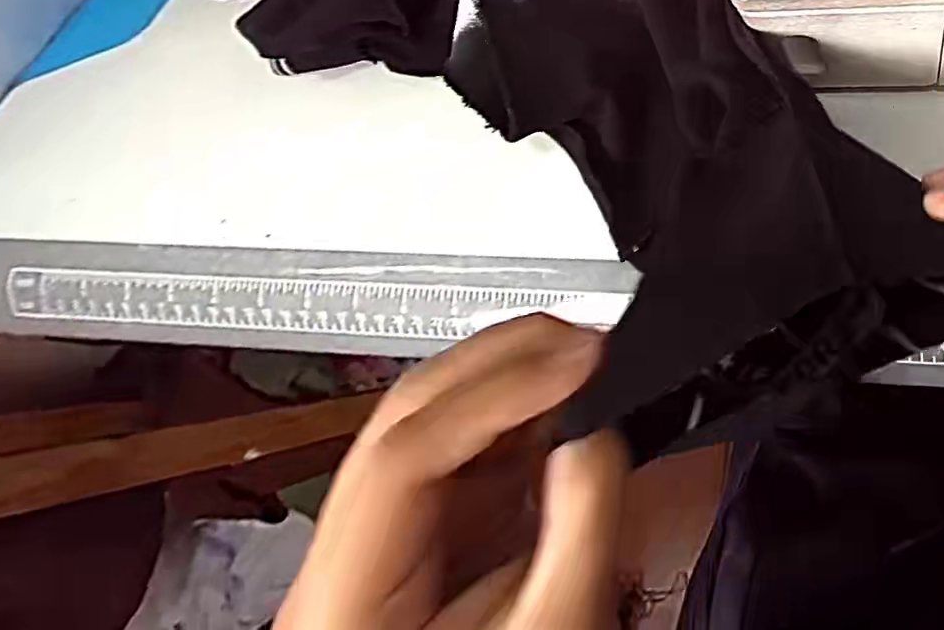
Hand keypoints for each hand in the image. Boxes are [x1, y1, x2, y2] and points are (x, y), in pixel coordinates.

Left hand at [277, 315, 628, 629]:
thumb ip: (581, 526)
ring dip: (523, 365)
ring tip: (589, 355)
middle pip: (414, 410)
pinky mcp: (445, 515)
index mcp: (348, 598)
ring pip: (445, 406)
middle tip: (586, 341)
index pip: (405, 453)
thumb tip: (595, 435)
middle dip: (510, 358)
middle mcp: (357, 548)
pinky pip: (483, 429)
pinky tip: (574, 389)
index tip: (581, 362)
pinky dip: (534, 395)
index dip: (501, 392)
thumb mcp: (555, 627)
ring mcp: (400, 524)